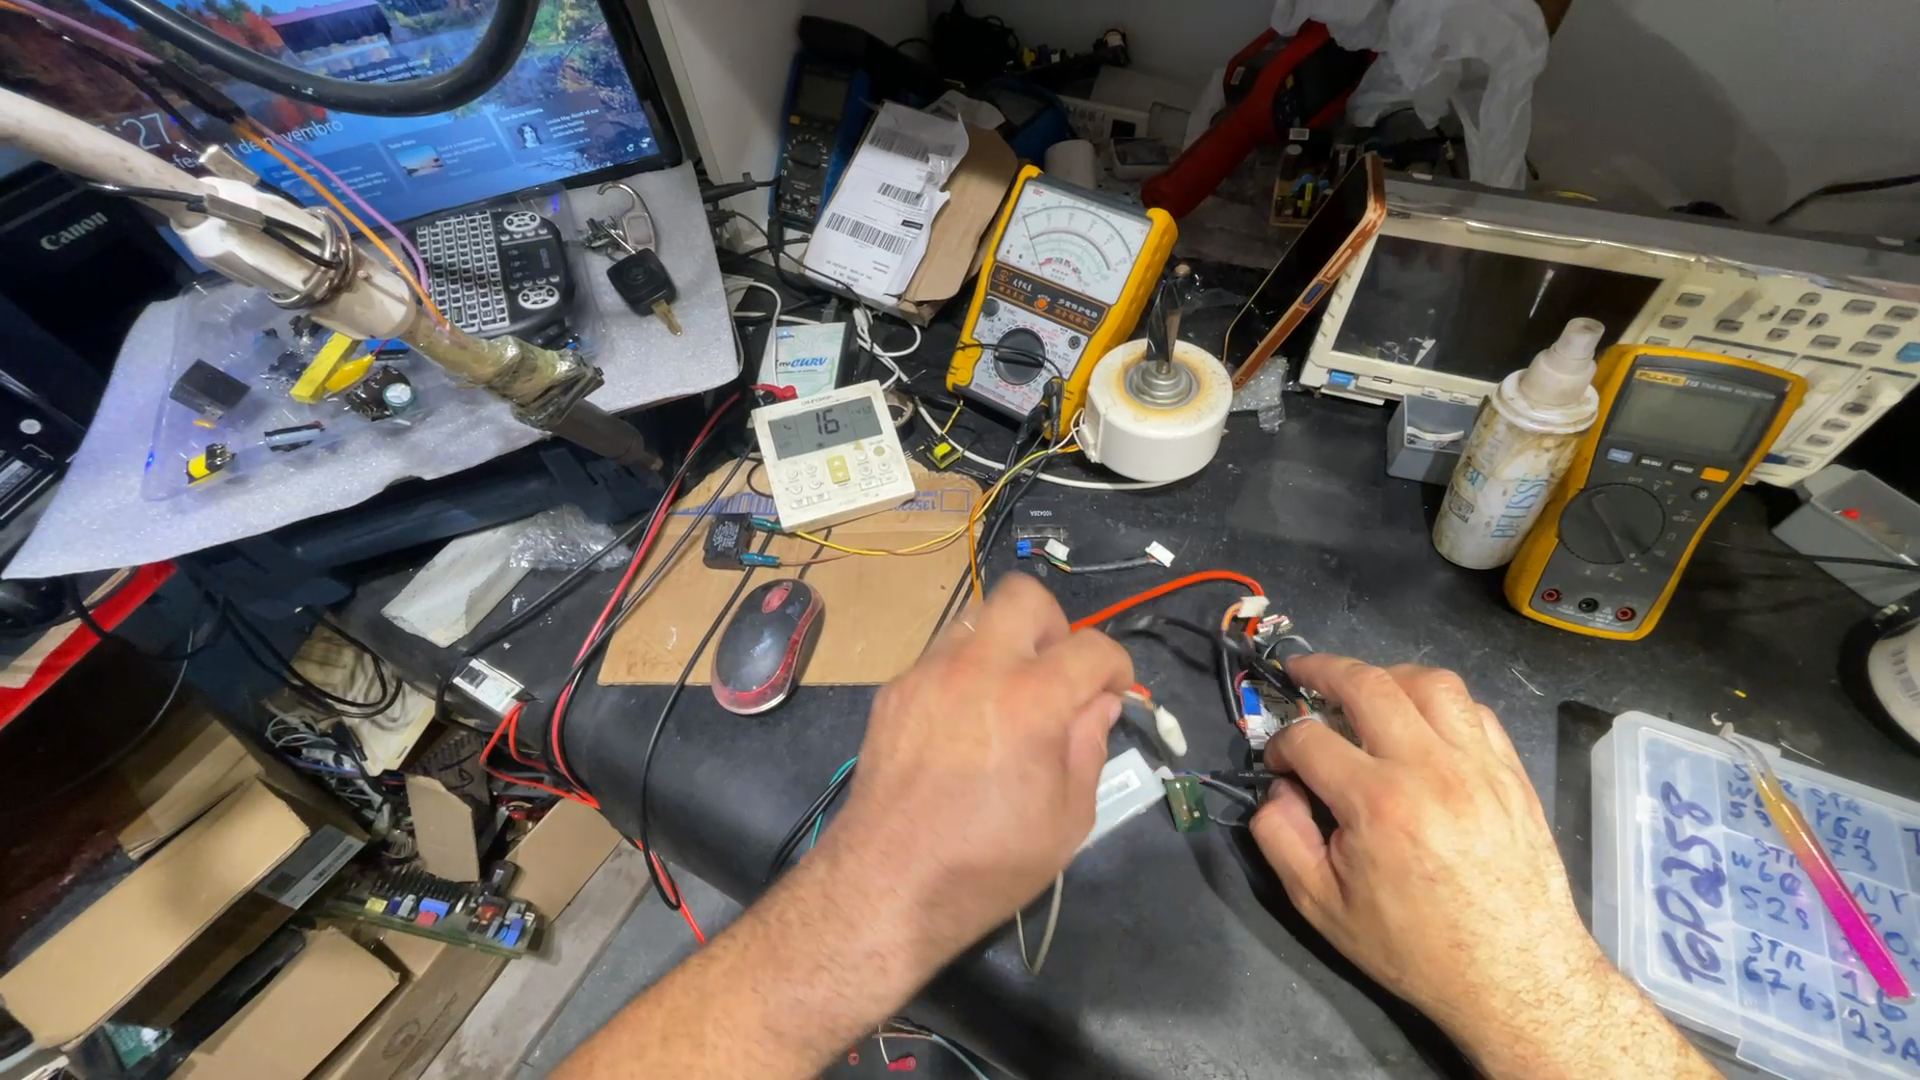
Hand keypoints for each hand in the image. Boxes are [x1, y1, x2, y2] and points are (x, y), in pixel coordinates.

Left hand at [821, 574, 1132, 962]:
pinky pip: (941, 654)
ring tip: (1009, 695)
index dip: (1115, 664)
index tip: (1112, 690)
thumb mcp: (1067, 818)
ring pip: (976, 616)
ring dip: (1005, 642)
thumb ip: (1089, 745)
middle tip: (1055, 674)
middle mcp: (975, 668)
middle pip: (1023, 595)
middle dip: (1054, 624)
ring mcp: (927, 673)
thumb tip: (1098, 702)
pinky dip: (966, 670)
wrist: (886, 883)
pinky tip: (964, 720)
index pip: (1090, 646)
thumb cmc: (987, 862)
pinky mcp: (895, 689)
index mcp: (1029, 700)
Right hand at [1249, 656, 1606, 1051]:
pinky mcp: (1510, 774)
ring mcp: (1478, 766)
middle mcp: (1429, 769)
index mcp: (1377, 804)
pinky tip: (1417, 721)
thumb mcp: (1318, 904)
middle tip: (1299, 673)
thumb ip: (1278, 835)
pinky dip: (1435, 702)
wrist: (1519, 980)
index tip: (1279, 765)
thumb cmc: (1411, 945)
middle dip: (1320, 670)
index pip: (1308, 739)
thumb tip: (1280, 787)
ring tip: (1363, 689)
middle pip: (1366, 683)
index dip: (1280, 745)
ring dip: (1384, 675)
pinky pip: (1472, 709)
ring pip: (1428, 682)